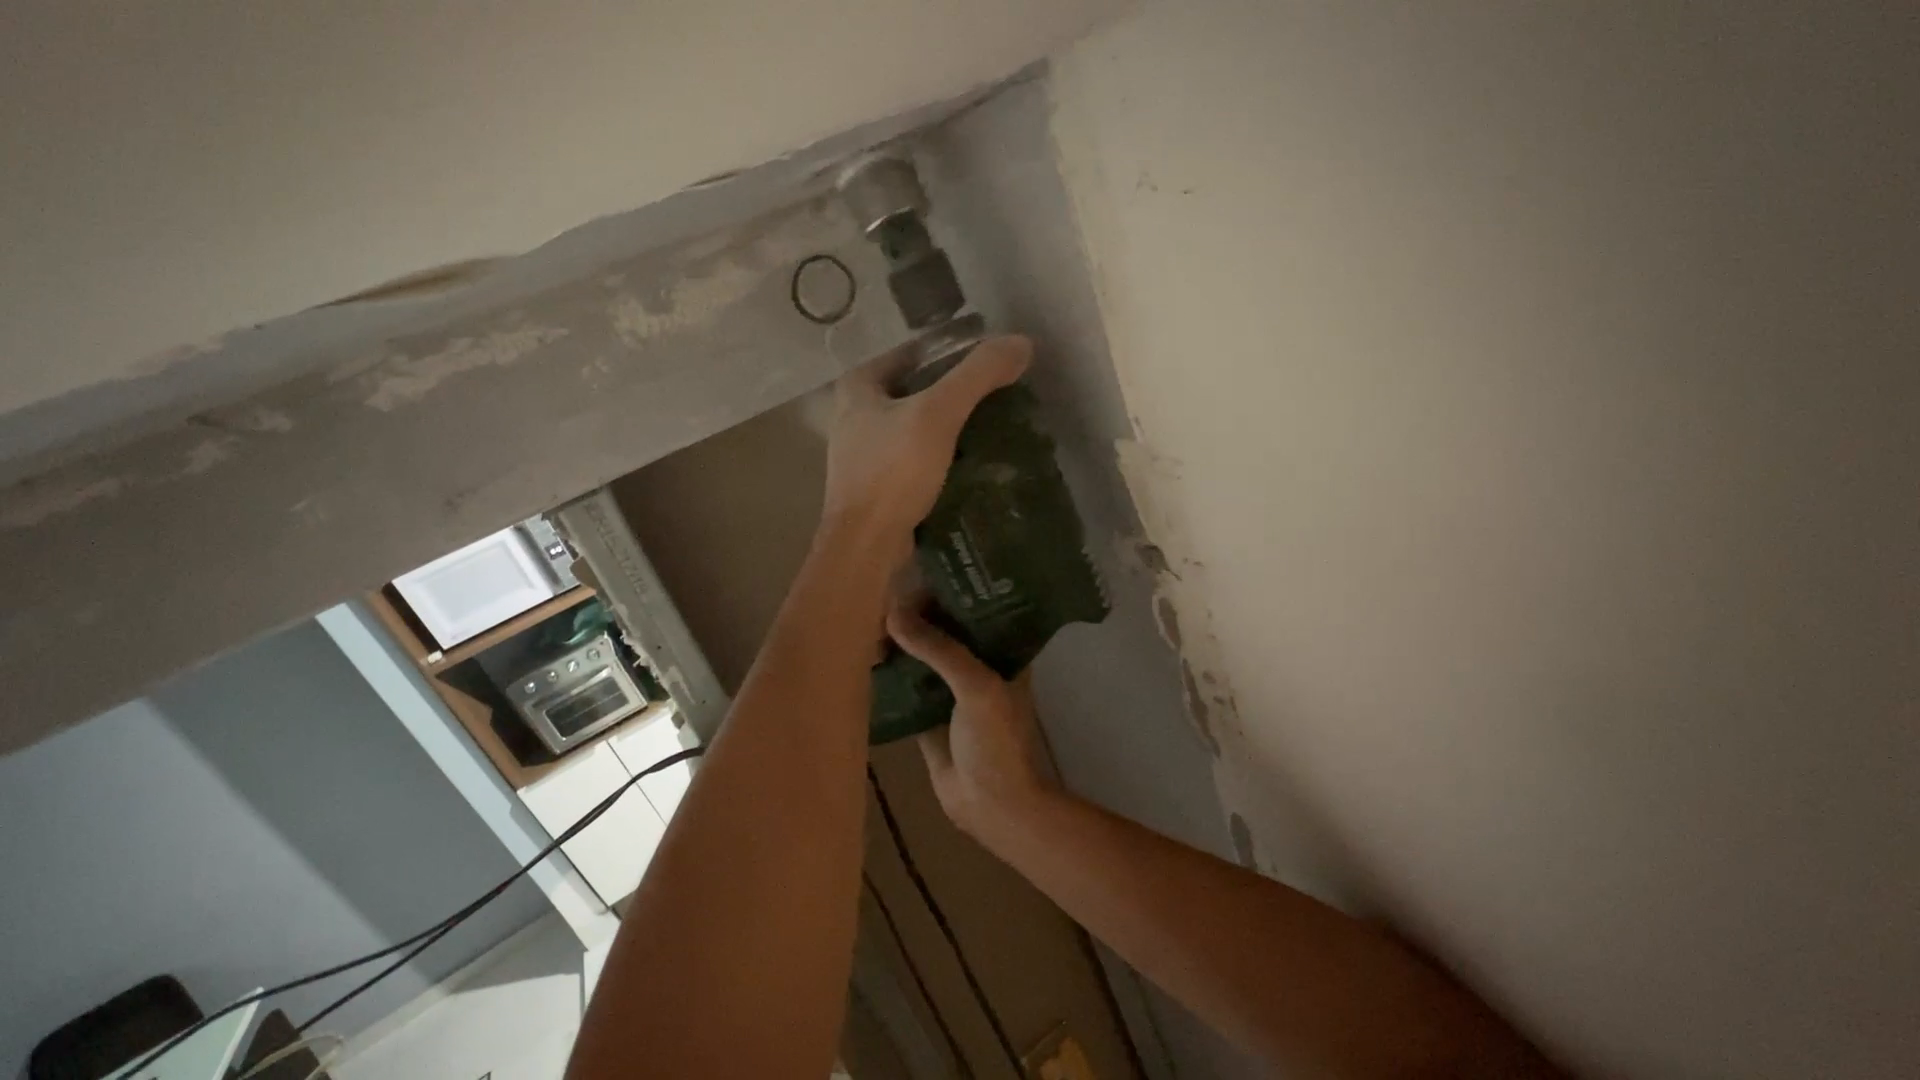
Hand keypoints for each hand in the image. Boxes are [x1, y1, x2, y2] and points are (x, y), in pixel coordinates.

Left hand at [820, 335, 1030, 550]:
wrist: (866, 546)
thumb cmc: (893, 472)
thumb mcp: (938, 414)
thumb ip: (977, 375)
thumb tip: (1022, 343)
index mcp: (858, 386)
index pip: (913, 353)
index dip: (953, 351)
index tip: (992, 361)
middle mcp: (855, 415)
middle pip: (916, 391)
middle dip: (955, 392)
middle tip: (999, 394)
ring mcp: (864, 454)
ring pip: (917, 428)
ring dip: (951, 428)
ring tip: (994, 427)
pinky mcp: (878, 487)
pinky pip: (917, 460)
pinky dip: (943, 458)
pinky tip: (974, 463)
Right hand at [886, 605, 1061, 845]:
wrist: (991, 806)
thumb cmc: (997, 742)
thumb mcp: (976, 687)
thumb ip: (939, 649)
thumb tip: (893, 612)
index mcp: (1002, 652)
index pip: (973, 607)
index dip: (947, 590)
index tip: (914, 573)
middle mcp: (977, 665)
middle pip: (943, 628)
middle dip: (915, 614)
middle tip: (880, 597)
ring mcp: (951, 690)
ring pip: (921, 655)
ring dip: (898, 641)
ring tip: (867, 622)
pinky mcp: (927, 714)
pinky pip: (905, 684)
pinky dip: (888, 671)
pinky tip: (864, 656)